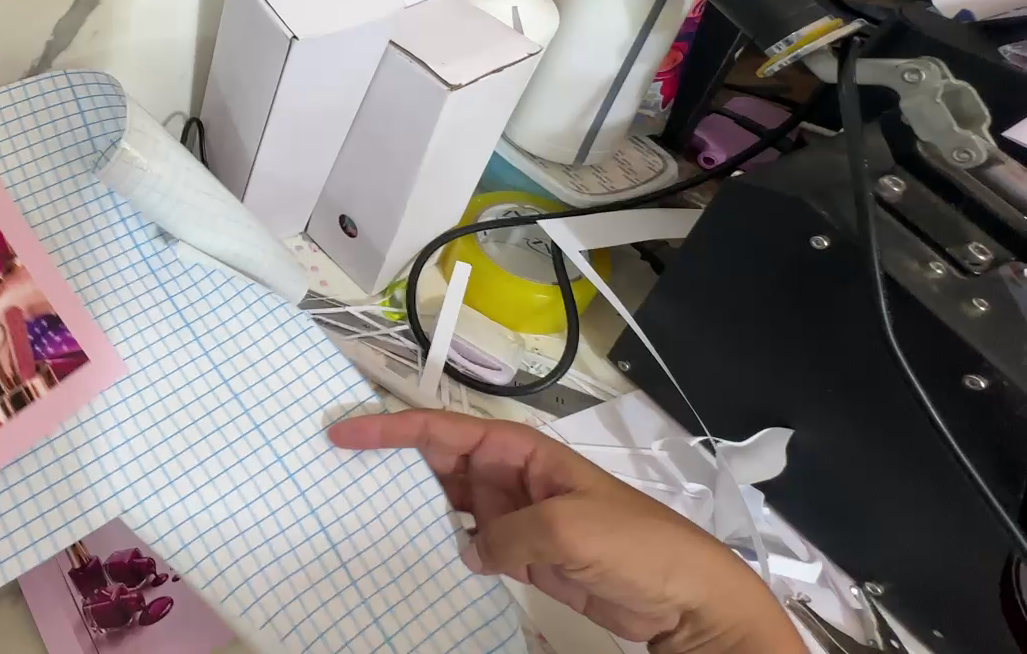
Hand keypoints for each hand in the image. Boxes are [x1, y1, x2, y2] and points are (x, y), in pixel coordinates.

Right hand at [329, 410, 800, 653]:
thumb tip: (468, 549)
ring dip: (410, 506)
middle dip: (390, 463)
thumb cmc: (633, 542)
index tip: (343, 433)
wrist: (690, 602)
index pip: (438, 429)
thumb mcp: (565, 528)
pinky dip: (439, 544)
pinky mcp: (516, 551)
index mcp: (513, 448)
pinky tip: (412, 552)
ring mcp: (507, 512)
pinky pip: (465, 541)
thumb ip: (504, 533)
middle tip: (341, 473)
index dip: (387, 428)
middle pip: (432, 461)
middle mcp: (502, 473)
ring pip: (442, 501)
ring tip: (363, 511)